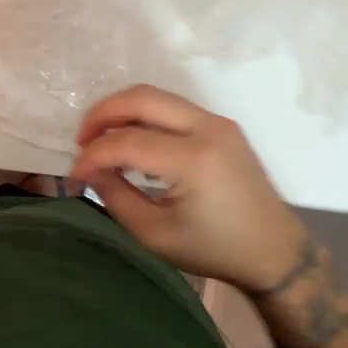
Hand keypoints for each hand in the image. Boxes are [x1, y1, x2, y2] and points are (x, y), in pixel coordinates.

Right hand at [70, 85, 309, 292]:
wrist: (272, 250)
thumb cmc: (213, 249)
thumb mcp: (154, 233)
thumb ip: (116, 197)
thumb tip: (89, 171)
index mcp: (193, 160)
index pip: (126, 141)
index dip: (92, 155)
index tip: (75, 176)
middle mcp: (208, 129)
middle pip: (142, 98)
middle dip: (102, 114)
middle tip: (81, 140)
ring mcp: (218, 123)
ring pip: (157, 97)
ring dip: (123, 112)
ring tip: (101, 141)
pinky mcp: (222, 127)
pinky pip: (174, 108)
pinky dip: (144, 118)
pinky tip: (130, 143)